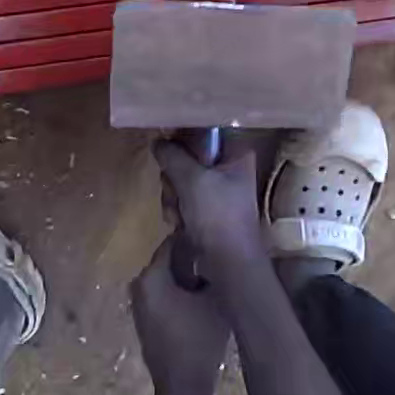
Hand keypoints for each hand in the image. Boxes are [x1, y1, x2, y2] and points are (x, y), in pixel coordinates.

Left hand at [129, 237, 230, 394]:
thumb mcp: (214, 298)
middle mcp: (138, 285)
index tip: (212, 241)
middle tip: (213, 264)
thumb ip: (213, 269)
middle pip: (167, 261)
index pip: (171, 244)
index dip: (192, 241)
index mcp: (151, 276)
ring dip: (184, 278)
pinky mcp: (143, 320)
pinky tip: (197, 302)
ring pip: (165, 279)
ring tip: (209, 282)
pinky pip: (161, 295)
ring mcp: (138, 304)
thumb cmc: (200, 340)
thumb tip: (218, 249)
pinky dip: (176, 294)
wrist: (183, 389)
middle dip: (189, 260)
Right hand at [154, 137, 265, 282]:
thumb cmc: (218, 216)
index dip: (186, 132)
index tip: (168, 137)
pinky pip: (181, 197)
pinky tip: (179, 222)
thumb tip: (158, 141)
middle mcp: (227, 167)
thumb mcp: (192, 180)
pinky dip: (176, 209)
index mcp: (236, 153)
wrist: (228, 266)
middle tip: (176, 187)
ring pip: (180, 177)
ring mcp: (216, 190)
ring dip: (172, 194)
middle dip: (175, 174)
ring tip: (179, 212)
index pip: (208, 128)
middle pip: (188, 154)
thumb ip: (173, 155)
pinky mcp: (205, 209)